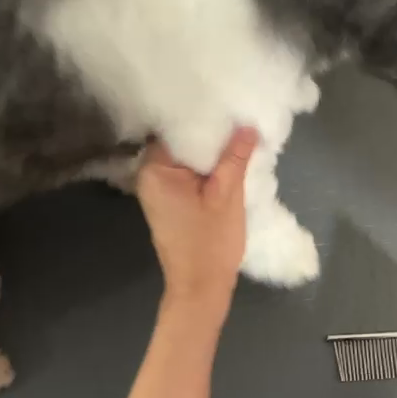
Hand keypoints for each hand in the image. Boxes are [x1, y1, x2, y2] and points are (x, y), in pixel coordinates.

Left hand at [136, 128, 258, 309]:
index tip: (230, 108)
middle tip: (240, 120)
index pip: (178, 129)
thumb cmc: (210, 244)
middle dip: (211, 137)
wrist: (201, 289)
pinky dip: (207, 173)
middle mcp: (149, 176)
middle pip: (182, 144)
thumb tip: (246, 125)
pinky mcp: (170, 204)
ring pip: (188, 162)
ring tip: (239, 140)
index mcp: (155, 169)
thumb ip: (234, 158)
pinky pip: (189, 178)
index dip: (205, 119)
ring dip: (212, 156)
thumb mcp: (227, 196)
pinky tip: (229, 166)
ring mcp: (159, 191)